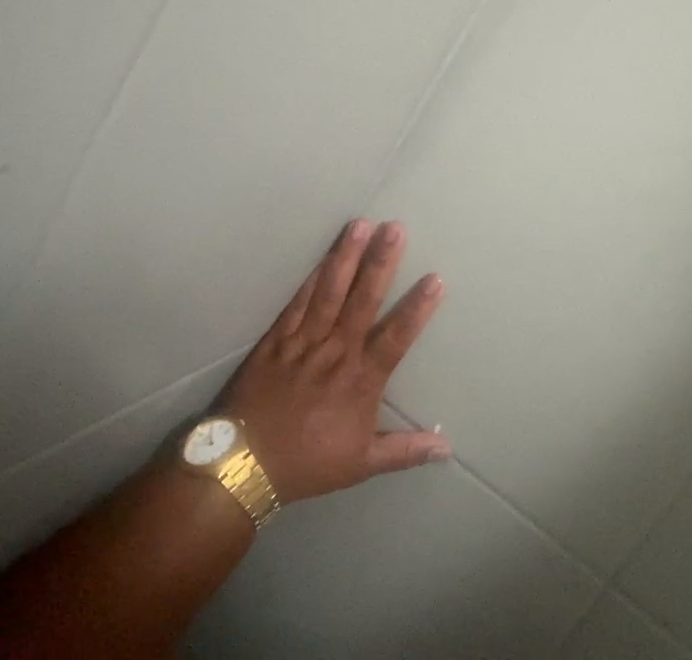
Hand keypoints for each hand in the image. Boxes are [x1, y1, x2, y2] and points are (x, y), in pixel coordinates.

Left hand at [212, 219, 450, 502]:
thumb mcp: (362, 464)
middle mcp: (336, 353)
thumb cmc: (308, 463)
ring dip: (345, 258)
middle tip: (395, 229)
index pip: (396, 337)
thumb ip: (406, 451)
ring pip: (328, 293)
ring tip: (359, 225)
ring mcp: (303, 343)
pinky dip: (309, 279)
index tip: (435, 278)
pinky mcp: (275, 341)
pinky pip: (295, 304)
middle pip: (362, 301)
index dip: (417, 308)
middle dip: (380, 263)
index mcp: (361, 380)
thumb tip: (447, 446)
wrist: (244, 465)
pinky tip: (321, 257)